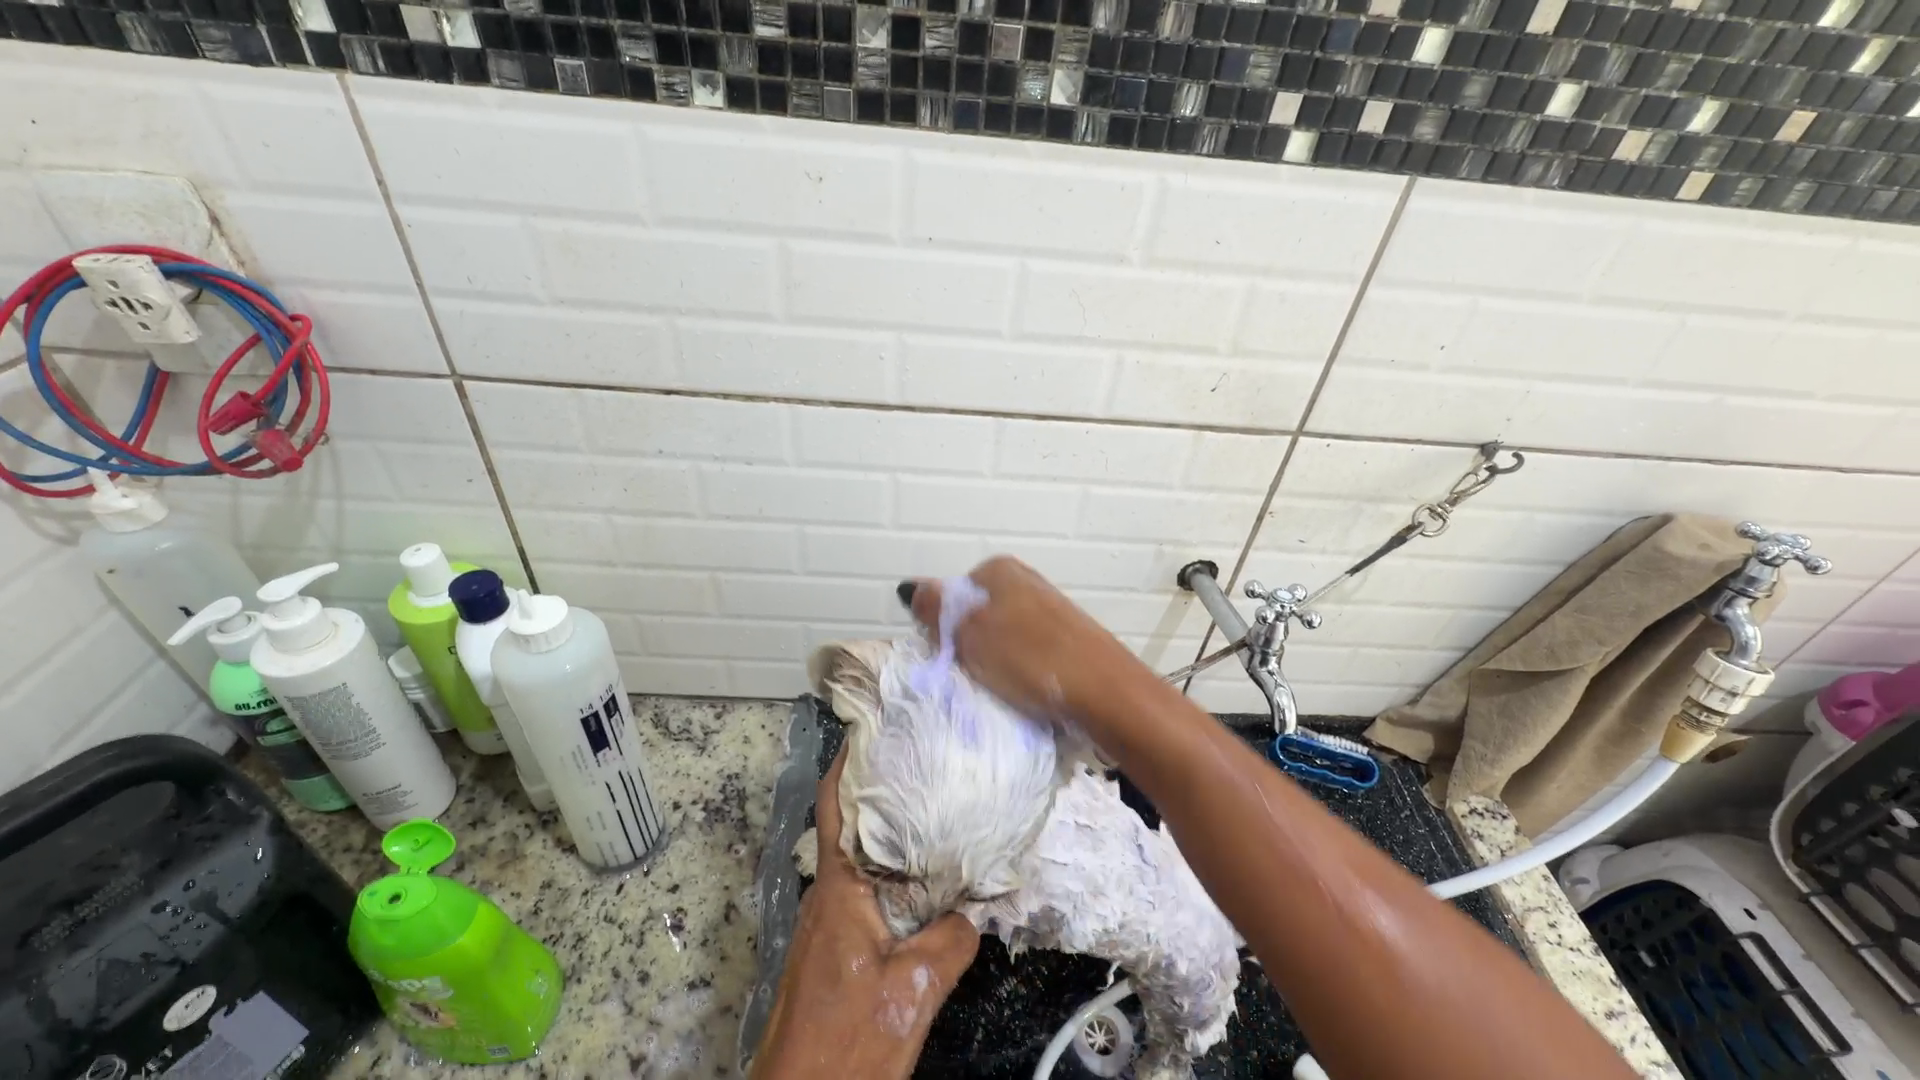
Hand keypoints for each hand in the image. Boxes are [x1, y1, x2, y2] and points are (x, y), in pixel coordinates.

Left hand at [751, 747, 978, 1079]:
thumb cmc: (849, 1039)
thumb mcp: (913, 992)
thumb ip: (949, 943)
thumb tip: (968, 913)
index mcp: (838, 889)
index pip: (837, 807)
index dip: (849, 763)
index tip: (876, 729)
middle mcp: (827, 895)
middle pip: (855, 830)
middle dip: (887, 796)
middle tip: (931, 768)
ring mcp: (827, 925)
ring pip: (863, 865)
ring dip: (894, 841)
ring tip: (939, 819)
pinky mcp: (834, 951)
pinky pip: (867, 898)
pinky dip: (895, 881)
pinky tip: (928, 890)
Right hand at [904, 555, 1151, 722]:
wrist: (1104, 691)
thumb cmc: (1030, 657)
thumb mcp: (970, 633)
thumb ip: (936, 608)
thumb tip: (910, 587)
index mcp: (999, 570)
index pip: (951, 596)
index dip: (944, 628)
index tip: (951, 657)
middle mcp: (1025, 581)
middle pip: (977, 615)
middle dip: (971, 645)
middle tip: (974, 675)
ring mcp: (1049, 610)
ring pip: (1002, 636)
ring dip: (995, 661)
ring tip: (1001, 687)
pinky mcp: (1067, 639)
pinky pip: (1026, 653)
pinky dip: (1021, 670)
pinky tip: (1025, 689)